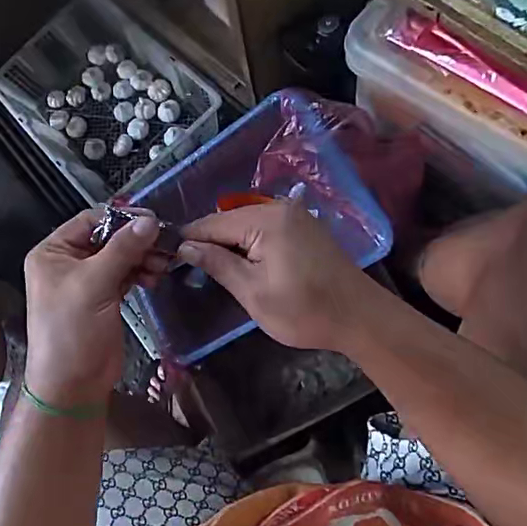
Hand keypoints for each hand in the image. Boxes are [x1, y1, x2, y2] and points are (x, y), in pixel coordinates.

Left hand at [22, 208, 167, 409]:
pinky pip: (125, 274)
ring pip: (120, 256)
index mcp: (52, 253)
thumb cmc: (71, 332)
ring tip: (163, 264)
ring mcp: (87, 281)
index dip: (122, 218)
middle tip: (164, 245)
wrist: (72, 386)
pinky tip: (155, 276)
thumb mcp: (94, 284)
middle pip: (108, 237)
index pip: (90, 220)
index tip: (153, 221)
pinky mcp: (104, 298)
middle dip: (136, 240)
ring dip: (142, 257)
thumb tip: (150, 222)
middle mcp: (67, 262)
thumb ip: (122, 249)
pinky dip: (141, 272)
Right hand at [178, 201, 385, 351]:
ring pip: (245, 225)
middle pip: (228, 220)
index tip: (166, 257)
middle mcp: (279, 208)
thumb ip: (218, 264)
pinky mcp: (304, 228)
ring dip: (228, 243)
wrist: (360, 317)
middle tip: (184, 267)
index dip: (188, 240)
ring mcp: (295, 216)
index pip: (212, 223)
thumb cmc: (304, 310)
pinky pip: (264, 228)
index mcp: (265, 220)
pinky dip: (248, 243)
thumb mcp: (253, 292)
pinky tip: (240, 262)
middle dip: (207, 241)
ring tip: (208, 268)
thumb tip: (185, 246)